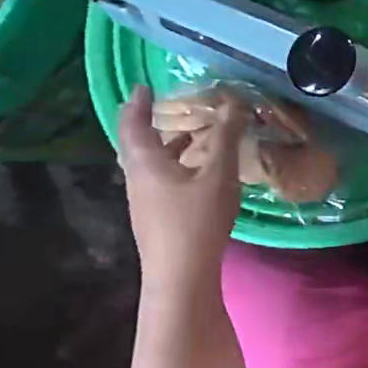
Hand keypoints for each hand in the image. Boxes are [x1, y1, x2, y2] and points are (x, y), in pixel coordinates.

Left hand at [116, 85, 247, 287]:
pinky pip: (158, 182)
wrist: (180, 280)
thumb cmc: (196, 221)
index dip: (137, 102)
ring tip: (188, 137)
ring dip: (164, 147)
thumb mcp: (218, 175)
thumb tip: (235, 101)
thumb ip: (226, 136)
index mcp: (145, 161)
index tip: (143, 87)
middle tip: (162, 109)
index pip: (132, 123)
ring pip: (148, 165)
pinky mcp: (153, 221)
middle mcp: (137, 179)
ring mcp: (142, 203)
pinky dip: (172, 167)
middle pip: (135, 144)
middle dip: (148, 124)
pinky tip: (195, 177)